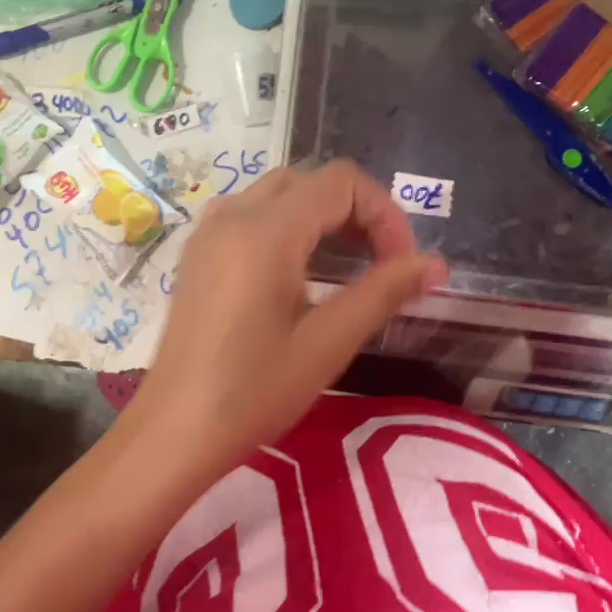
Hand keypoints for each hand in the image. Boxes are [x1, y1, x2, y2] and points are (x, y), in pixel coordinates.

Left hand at [127, 160, 447, 461]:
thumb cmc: (254, 392)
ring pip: (278, 194)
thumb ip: (383, 292)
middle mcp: (232, 216)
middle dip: (356, 212)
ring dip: (321, 217)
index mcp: (265, 231)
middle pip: (310, 181)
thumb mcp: (328, 343)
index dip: (385, 214)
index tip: (401, 265)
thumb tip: (436, 264)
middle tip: (381, 265)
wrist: (175, 431)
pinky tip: (300, 276)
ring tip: (348, 269)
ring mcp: (208, 233)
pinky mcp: (197, 256)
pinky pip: (249, 216)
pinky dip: (287, 227)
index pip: (341, 182)